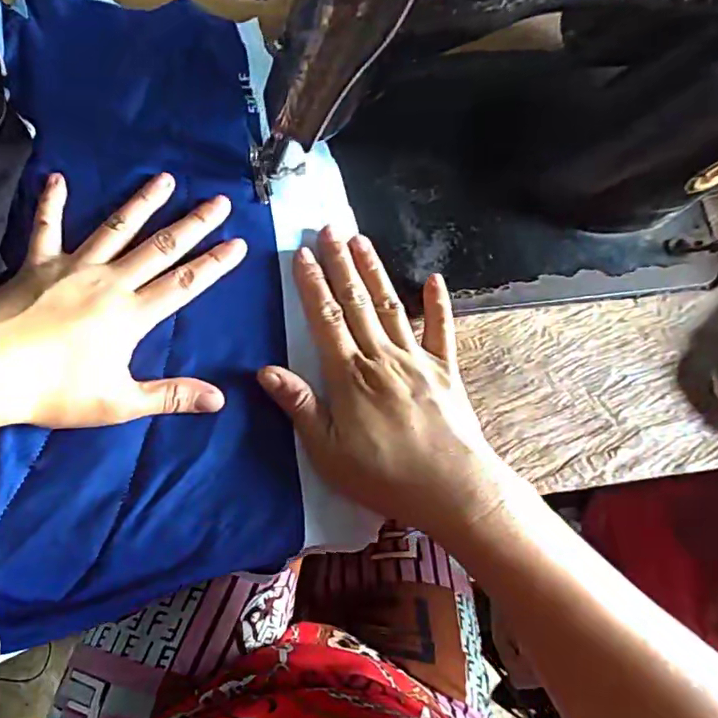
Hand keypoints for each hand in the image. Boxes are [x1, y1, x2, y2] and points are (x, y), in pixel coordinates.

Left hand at [0, 172, 248, 428]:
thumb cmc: (53, 390)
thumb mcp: (117, 402)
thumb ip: (169, 396)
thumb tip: (217, 399)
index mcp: (129, 316)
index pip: (183, 285)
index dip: (214, 265)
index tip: (237, 243)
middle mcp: (107, 283)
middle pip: (159, 248)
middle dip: (193, 224)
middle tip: (217, 201)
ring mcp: (71, 268)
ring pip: (116, 228)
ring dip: (142, 203)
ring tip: (164, 179)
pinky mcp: (37, 264)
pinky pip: (47, 227)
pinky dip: (52, 203)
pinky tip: (57, 179)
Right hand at [257, 227, 524, 545]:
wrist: (452, 490)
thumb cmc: (382, 475)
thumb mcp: (326, 450)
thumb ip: (299, 405)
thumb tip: (265, 370)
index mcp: (349, 376)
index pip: (325, 320)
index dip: (311, 284)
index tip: (301, 254)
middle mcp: (381, 358)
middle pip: (356, 302)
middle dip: (340, 262)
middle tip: (329, 228)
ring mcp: (417, 361)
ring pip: (391, 306)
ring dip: (374, 272)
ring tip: (361, 240)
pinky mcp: (445, 372)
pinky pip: (441, 331)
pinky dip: (438, 304)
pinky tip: (434, 280)